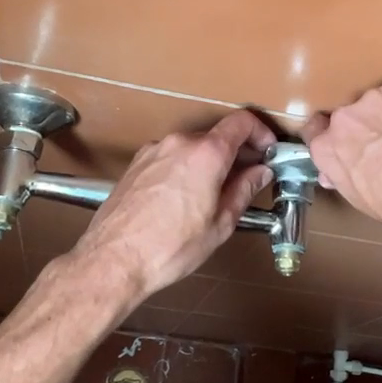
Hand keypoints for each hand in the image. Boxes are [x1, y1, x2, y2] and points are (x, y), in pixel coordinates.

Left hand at [70, 110, 275, 298]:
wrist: (114, 260)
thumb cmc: (167, 247)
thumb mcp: (220, 223)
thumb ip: (244, 190)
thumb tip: (260, 173)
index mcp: (206, 154)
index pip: (241, 122)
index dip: (261, 132)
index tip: (268, 149)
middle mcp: (179, 143)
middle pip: (217, 136)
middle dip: (236, 154)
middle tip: (248, 177)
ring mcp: (154, 151)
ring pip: (193, 148)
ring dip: (209, 163)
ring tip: (215, 194)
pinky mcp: (137, 163)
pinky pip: (171, 157)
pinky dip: (186, 168)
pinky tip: (186, 198)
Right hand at [302, 77, 381, 248]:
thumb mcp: (367, 204)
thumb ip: (346, 179)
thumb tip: (334, 173)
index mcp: (330, 150)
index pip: (315, 131)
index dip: (331, 135)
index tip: (344, 140)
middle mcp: (346, 119)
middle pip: (352, 115)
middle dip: (368, 127)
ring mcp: (377, 99)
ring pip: (381, 101)